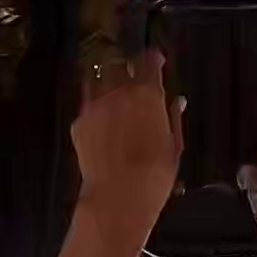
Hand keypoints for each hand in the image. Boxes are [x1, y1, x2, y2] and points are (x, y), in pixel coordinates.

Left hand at [72, 47, 184, 241]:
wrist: (117, 197)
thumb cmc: (154, 175)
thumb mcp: (174, 145)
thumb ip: (173, 118)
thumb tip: (177, 102)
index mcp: (147, 94)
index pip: (149, 62)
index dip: (153, 59)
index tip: (156, 60)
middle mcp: (119, 92)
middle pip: (121, 67)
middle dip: (128, 70)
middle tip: (134, 81)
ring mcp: (95, 105)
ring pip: (99, 80)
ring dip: (107, 83)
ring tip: (113, 95)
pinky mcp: (79, 122)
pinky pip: (87, 106)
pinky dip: (94, 109)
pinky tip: (101, 123)